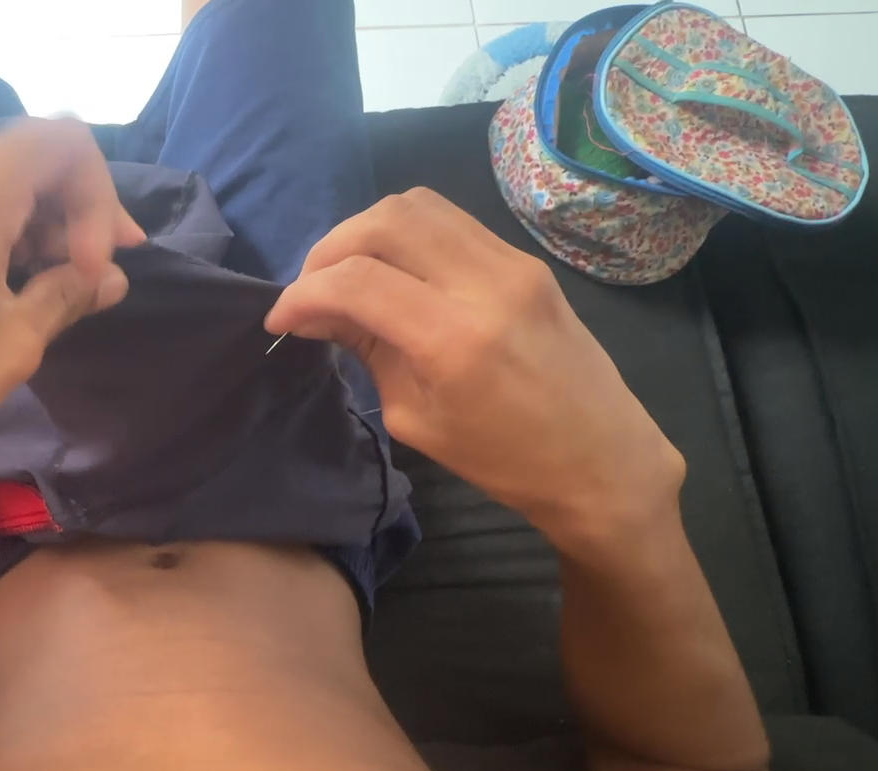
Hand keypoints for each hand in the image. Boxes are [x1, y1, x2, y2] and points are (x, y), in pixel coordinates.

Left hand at [0, 118, 144, 522]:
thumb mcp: (17, 340)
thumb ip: (70, 293)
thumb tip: (112, 278)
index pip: (63, 143)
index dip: (99, 198)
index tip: (99, 266)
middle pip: (26, 159)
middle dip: (74, 211)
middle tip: (98, 275)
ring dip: (36, 227)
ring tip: (53, 288)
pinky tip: (4, 285)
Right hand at [266, 188, 684, 555]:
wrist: (599, 457)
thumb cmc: (499, 459)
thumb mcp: (413, 416)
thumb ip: (366, 350)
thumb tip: (315, 315)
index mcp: (452, 338)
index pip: (356, 281)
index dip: (301, 294)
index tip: (278, 319)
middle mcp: (484, 282)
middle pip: (384, 222)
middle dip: (327, 251)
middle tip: (309, 293)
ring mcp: (511, 262)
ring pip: (416, 206)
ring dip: (363, 233)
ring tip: (344, 277)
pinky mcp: (523, 259)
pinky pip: (448, 221)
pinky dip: (401, 236)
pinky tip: (388, 273)